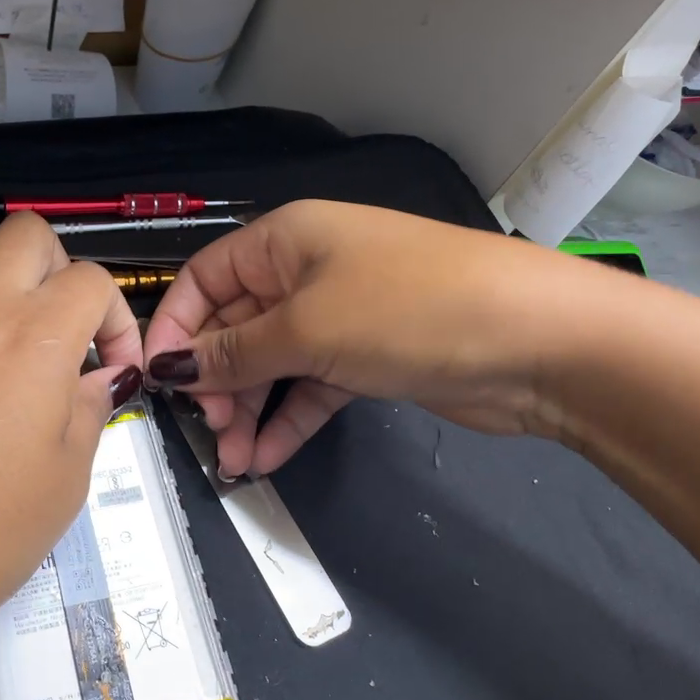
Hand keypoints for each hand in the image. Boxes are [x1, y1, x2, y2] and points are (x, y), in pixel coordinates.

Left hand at [0, 213, 144, 636]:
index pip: (91, 280)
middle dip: (58, 265)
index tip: (113, 374)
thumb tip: (98, 379)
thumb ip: (88, 414)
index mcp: (36, 336)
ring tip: (6, 319)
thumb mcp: (64, 484)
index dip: (118, 321)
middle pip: (25, 231)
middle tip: (64, 330)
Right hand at [143, 200, 593, 478]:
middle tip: (210, 428)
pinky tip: (266, 459)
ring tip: (235, 460)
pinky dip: (289, 419)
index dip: (178, 326)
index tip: (159, 379)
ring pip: (272, 363)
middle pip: (236, 325)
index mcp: (284, 240)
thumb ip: (233, 352)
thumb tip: (169, 366)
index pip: (206, 278)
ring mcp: (339, 316)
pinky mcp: (368, 357)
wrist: (539, 341)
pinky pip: (310, 386)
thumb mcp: (307, 328)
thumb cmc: (406, 309)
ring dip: (249, 409)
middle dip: (217, 379)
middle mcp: (306, 271)